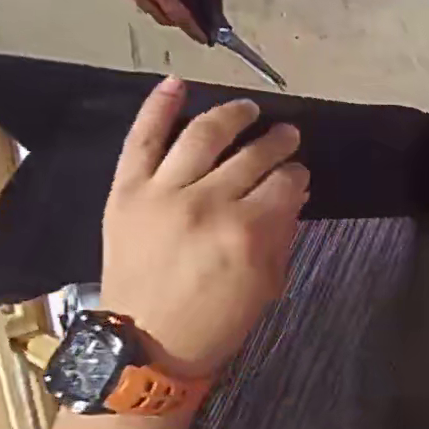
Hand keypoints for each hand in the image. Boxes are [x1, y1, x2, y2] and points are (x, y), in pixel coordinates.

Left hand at [100, 78, 309, 379]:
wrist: (145, 344)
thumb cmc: (218, 320)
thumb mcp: (268, 282)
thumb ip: (283, 233)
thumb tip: (296, 194)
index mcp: (247, 230)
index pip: (286, 183)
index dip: (299, 175)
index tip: (301, 175)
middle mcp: (208, 202)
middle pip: (253, 156)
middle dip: (279, 142)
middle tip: (289, 136)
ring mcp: (162, 192)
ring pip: (204, 137)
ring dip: (233, 116)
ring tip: (250, 110)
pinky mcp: (127, 191)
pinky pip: (142, 139)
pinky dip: (158, 108)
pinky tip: (177, 84)